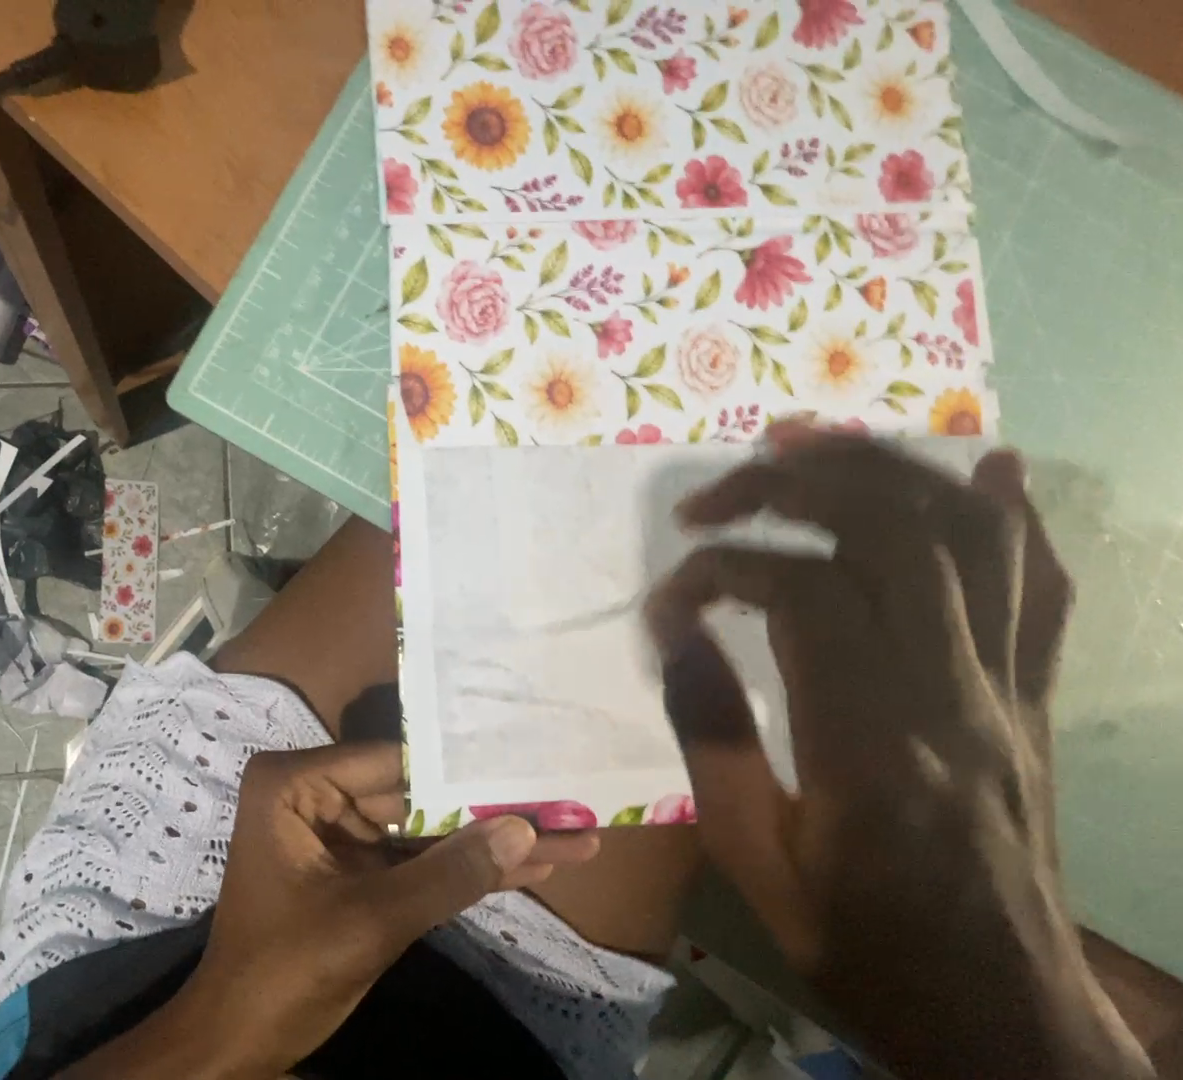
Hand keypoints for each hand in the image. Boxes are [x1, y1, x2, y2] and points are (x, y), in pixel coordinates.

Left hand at [62, 742, 598, 1078]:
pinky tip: (531, 865)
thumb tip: (527, 829)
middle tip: (566, 799)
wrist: (242, 1038)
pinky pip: (413, 859)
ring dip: (486, 841)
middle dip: (486, 807)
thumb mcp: (371, 920)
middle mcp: (311, 793)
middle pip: (412, 792)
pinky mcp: (353, 869)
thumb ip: (447, 874)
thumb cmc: (286, 969)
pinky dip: (463, 869)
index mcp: (293, 784)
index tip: (535, 760)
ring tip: (572, 833)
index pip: (391, 762)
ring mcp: (334, 831)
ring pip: (420, 828)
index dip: (464, 767)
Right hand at [644, 427, 1148, 1078]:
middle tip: (717, 493)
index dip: (720, 573)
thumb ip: (710, 734)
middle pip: (894, 536)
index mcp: (876, 742)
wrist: (1001, 1011)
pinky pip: (1043, 589)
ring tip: (804, 444)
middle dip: (793, 487)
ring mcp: (1011, 692)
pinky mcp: (1033, 701)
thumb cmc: (855, 937)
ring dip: (884, 472)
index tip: (666, 607)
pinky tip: (980, 470)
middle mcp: (958, 697)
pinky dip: (1011, 516)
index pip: (804, 595)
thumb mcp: (751, 853)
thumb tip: (677, 633)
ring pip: (971, 539)